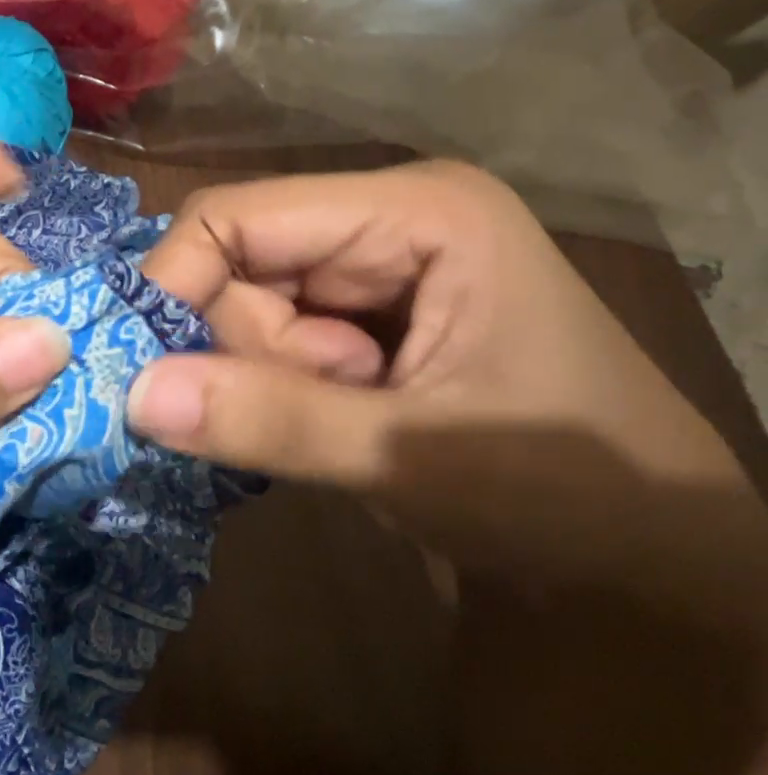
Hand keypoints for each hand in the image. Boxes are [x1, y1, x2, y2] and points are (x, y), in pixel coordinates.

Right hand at [126, 160, 752, 577]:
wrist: (644, 562)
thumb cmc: (568, 492)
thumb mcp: (416, 456)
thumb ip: (273, 421)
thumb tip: (130, 396)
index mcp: (414, 213)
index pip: (233, 218)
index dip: (174, 286)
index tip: (147, 374)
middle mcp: (380, 225)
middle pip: (229, 265)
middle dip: (243, 350)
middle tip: (322, 407)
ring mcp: (365, 275)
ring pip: (234, 312)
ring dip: (259, 380)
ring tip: (346, 422)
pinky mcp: (351, 324)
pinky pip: (257, 345)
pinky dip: (266, 392)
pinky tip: (329, 423)